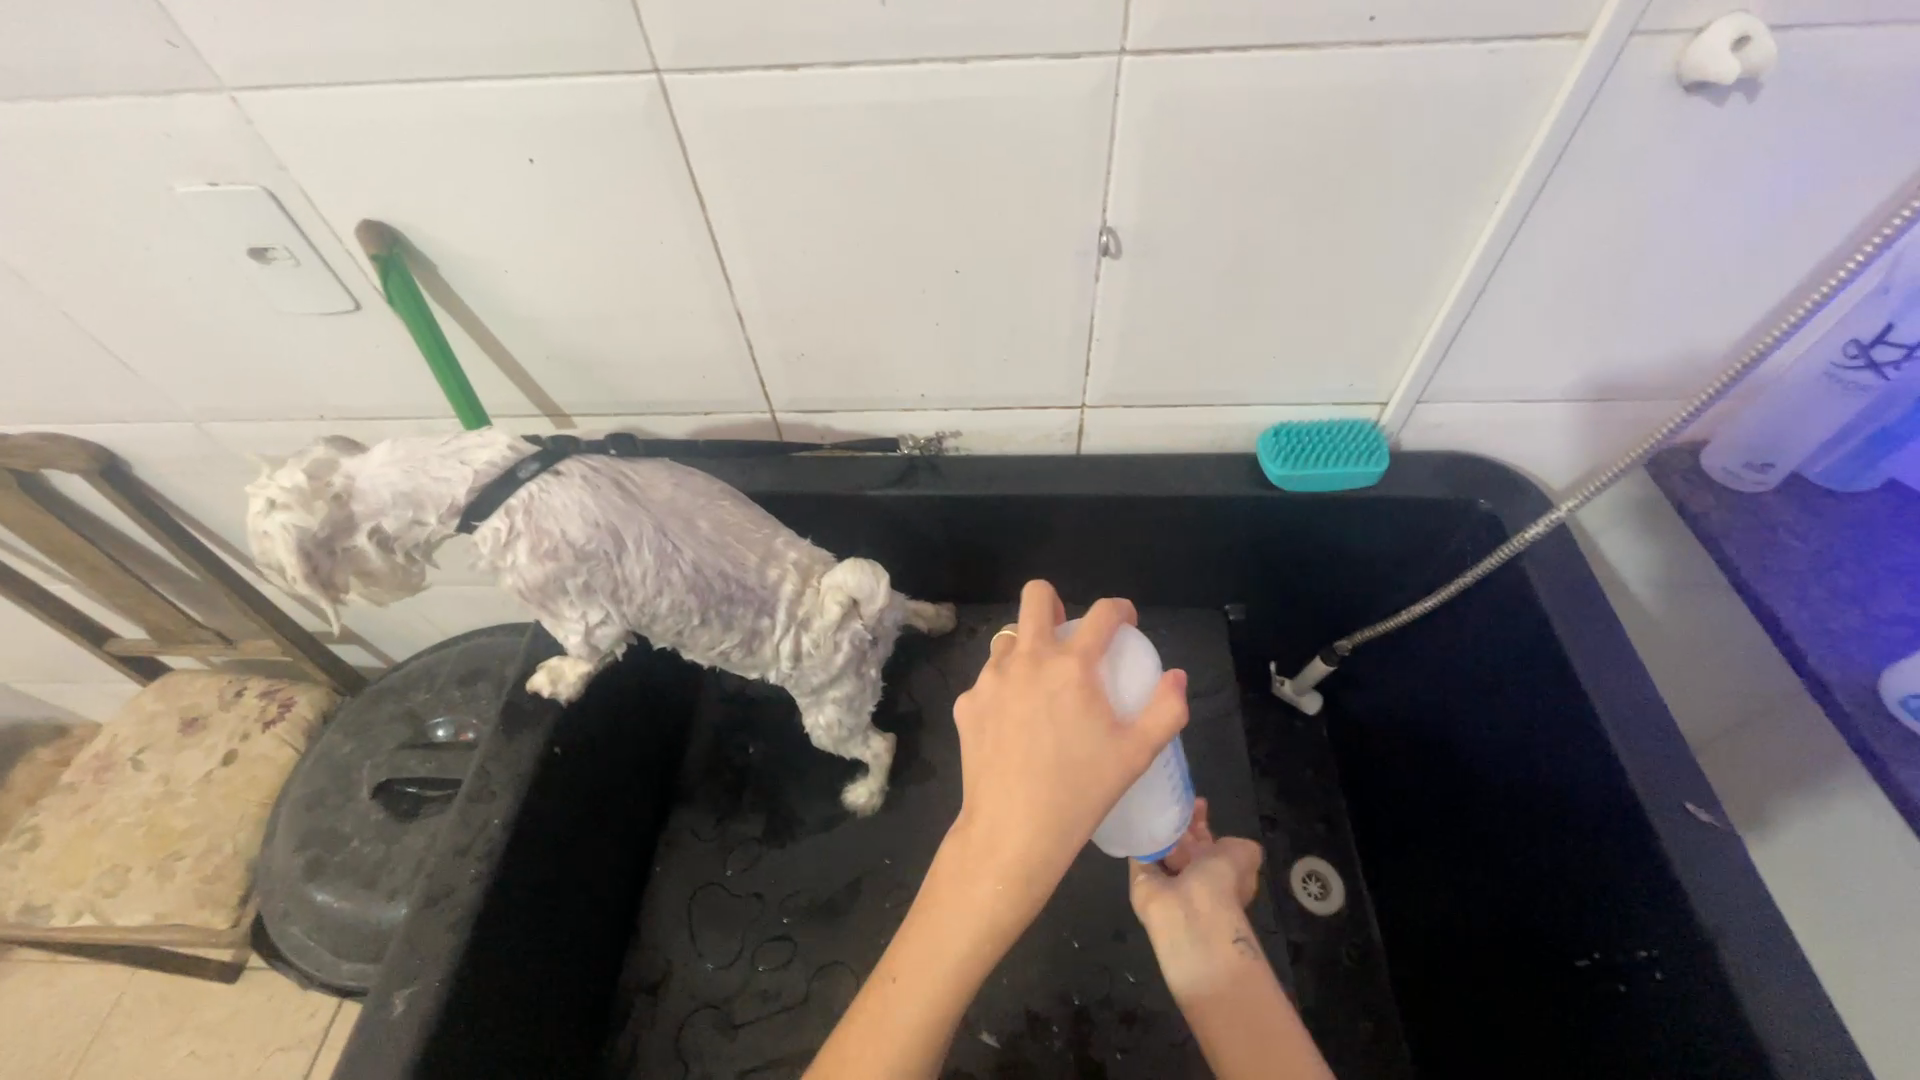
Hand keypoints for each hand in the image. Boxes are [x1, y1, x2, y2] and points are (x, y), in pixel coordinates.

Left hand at [942, 580, 1188, 917]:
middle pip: (1035, 596)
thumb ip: (1166, 709)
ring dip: (1027, 649)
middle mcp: (1027, 660)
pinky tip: (1014, 724)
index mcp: (1072, 666)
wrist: (1012, 832)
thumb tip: (1176, 677)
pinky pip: (987, 682)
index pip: (1102, 614)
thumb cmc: (1081, 792)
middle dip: (1054, 602)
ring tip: (1040, 684)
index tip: (1124, 620)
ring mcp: (989, 680)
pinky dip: (1004, 690)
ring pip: (1007, 640)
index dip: (1120, 609)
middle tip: (1068, 631)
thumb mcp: (1137, 754)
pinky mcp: (966, 704)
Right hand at [1129, 799, 1268, 999]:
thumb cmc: (1222, 882)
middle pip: (1183, 843)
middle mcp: (1193, 877)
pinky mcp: (1140, 881)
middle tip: (1174, 799)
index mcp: (1220, 872)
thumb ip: (1240, 845)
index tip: (1196, 801)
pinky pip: (1139, 853)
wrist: (1189, 910)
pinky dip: (1137, 836)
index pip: (1209, 843)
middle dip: (1180, 822)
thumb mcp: (1246, 855)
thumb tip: (1222, 842)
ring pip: (1162, 847)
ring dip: (1160, 827)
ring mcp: (1166, 880)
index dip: (1202, 822)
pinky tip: (1136, 814)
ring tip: (1157, 804)